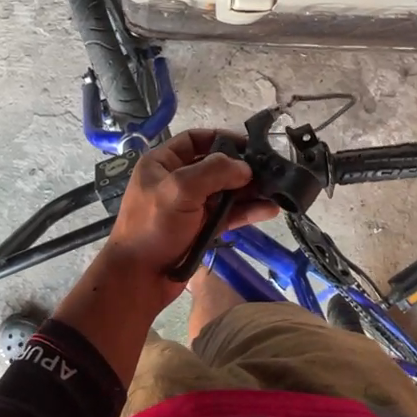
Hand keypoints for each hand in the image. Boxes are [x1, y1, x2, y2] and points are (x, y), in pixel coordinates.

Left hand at [52, 130, 278, 382]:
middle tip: (271, 170)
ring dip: (249, 191)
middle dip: (242, 168)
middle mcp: (176, 181)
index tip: (249, 144)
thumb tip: (245, 168)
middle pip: (215, 166)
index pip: (194, 140)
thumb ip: (214, 172)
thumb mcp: (179, 189)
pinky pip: (228, 215)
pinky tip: (270, 209)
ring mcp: (190, 206)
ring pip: (225, 192)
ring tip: (277, 190)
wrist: (138, 278)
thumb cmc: (152, 226)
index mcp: (162, 163)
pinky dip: (247, 211)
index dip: (221, 138)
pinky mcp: (201, 229)